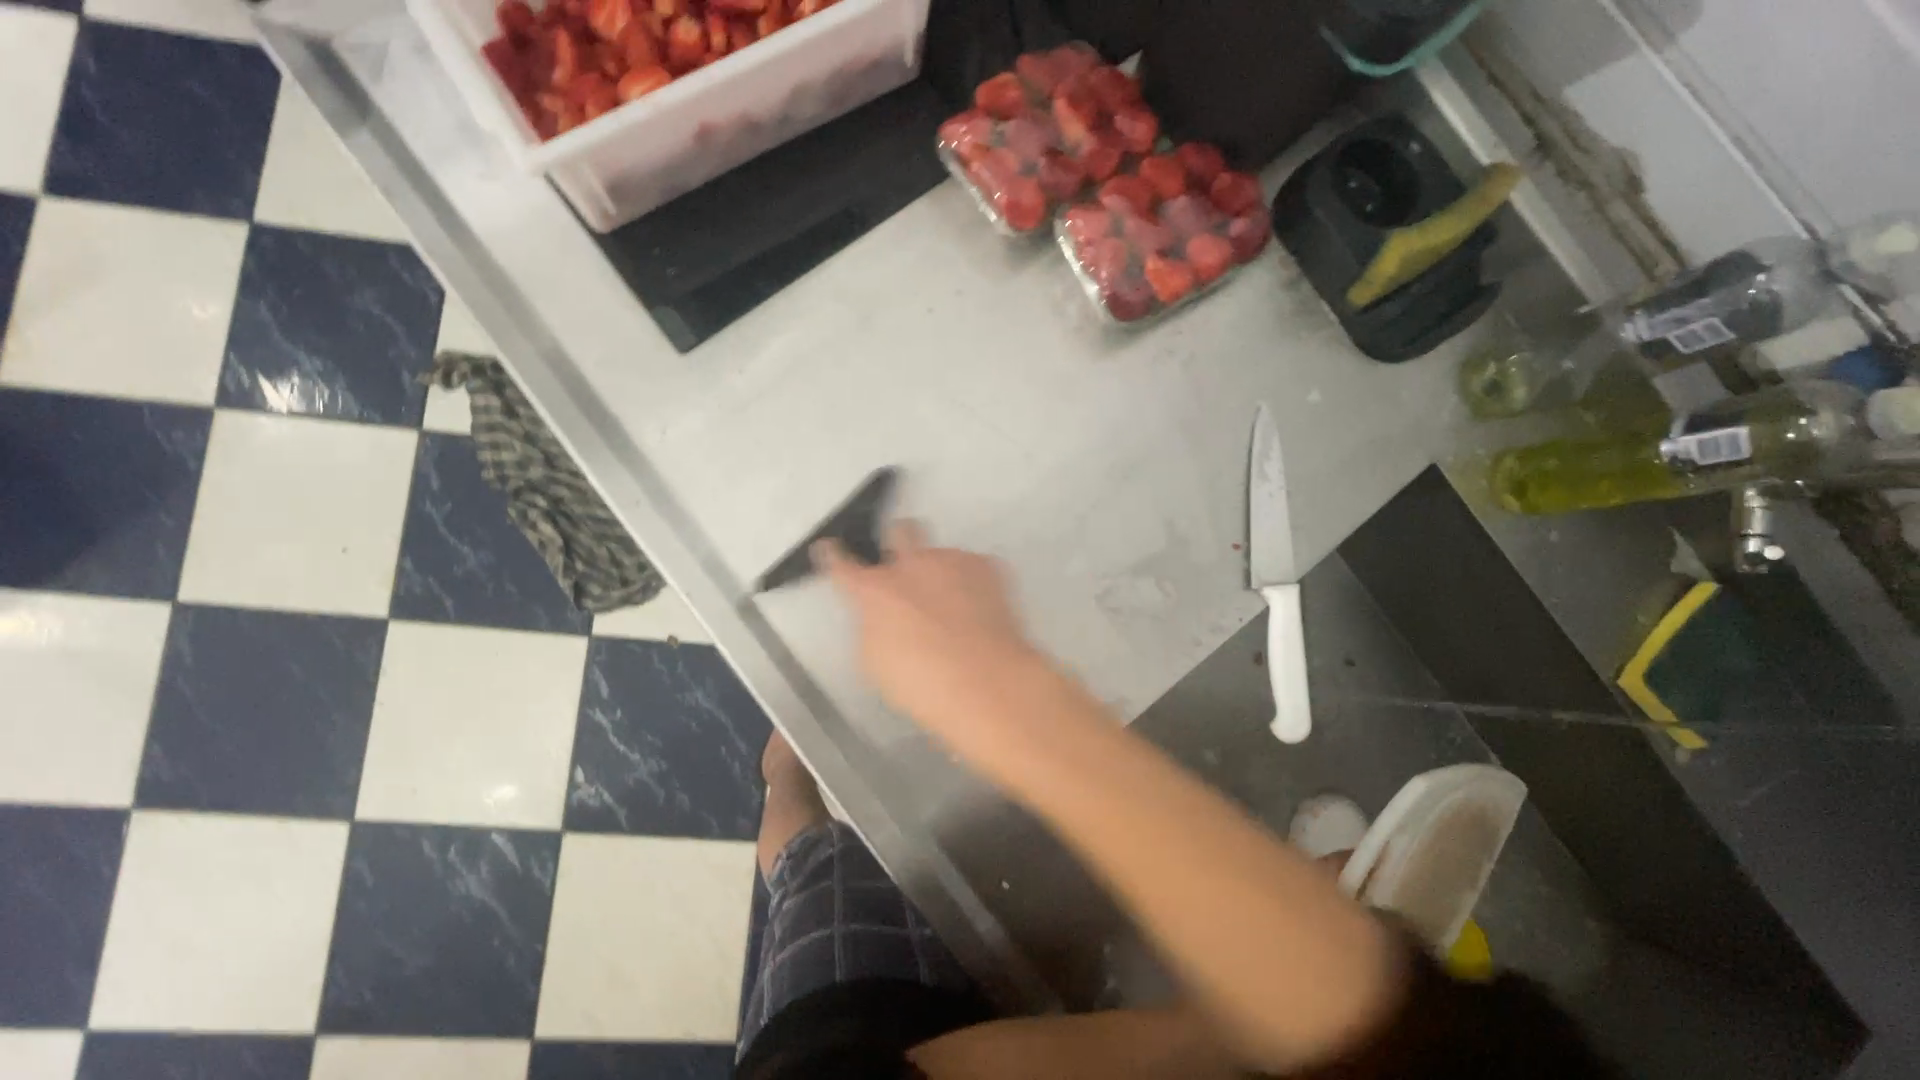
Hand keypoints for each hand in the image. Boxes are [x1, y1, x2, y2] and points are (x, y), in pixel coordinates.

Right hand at [812, 522, 1039, 734]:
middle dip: (899, 542)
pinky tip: (978, 610)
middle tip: (905, 566)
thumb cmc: (921, 683)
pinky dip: (971, 583)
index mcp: (873, 591)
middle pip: (899, 531)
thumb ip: (871, 627)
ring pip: (940, 552)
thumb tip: (878, 617)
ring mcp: (951, 561)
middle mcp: (909, 566)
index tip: (828, 549)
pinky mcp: (987, 567)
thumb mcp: (874, 662)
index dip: (832, 555)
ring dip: (940, 571)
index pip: (840, 563)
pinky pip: (973, 566)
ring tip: (953, 605)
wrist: (984, 681)